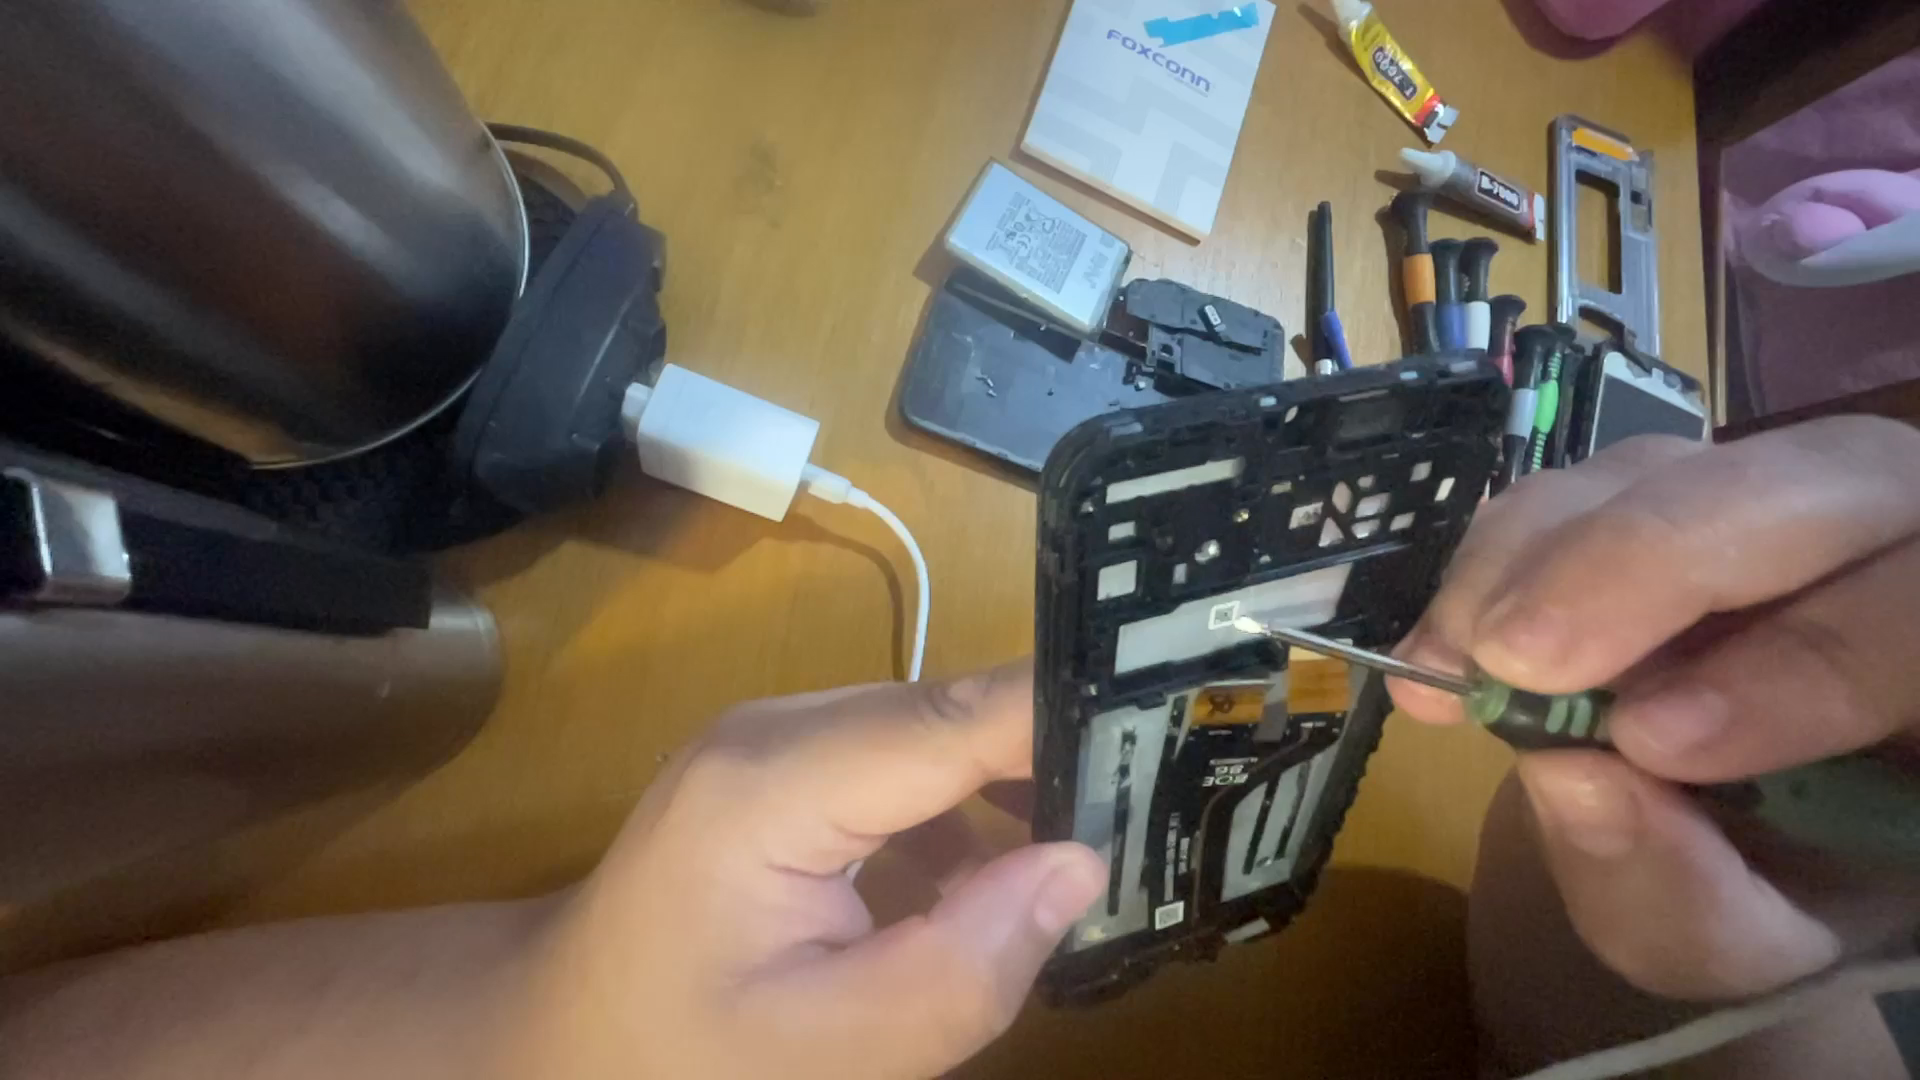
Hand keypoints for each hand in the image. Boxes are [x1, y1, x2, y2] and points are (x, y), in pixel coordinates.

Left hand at [508, 664, 1104, 1078]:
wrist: (546, 1040)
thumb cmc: (667, 1065)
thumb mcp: (821, 1058)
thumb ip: (961, 966)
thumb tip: (1078, 867)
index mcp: (776, 781)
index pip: (946, 720)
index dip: (1053, 714)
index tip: (1157, 722)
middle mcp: (783, 727)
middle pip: (946, 712)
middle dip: (1045, 749)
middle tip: (1145, 798)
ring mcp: (783, 736)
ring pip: (932, 731)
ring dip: (1007, 781)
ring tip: (1082, 843)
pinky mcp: (792, 762)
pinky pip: (902, 762)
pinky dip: (959, 807)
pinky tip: (983, 878)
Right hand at [1389, 418, 1919, 999]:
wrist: (1714, 825)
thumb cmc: (1763, 891)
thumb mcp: (1744, 940)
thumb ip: (1683, 890)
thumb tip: (1570, 776)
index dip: (1798, 662)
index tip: (1642, 741)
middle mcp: (1880, 543)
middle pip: (1788, 485)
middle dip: (1628, 563)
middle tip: (1509, 657)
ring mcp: (1744, 507)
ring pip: (1644, 475)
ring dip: (1523, 561)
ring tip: (1454, 658)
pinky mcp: (1635, 504)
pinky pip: (1554, 498)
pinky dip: (1483, 564)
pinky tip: (1444, 640)